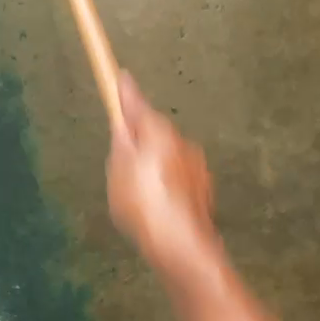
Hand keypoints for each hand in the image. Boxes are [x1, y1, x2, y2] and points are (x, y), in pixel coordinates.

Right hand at [108, 72, 219, 276]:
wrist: (180, 245)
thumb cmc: (142, 203)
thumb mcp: (119, 168)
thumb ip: (121, 139)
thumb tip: (124, 118)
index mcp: (159, 132)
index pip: (137, 104)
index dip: (125, 92)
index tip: (119, 76)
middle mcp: (182, 141)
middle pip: (153, 132)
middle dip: (137, 140)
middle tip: (117, 161)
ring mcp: (196, 166)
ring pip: (166, 156)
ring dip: (152, 164)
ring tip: (134, 193)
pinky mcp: (202, 189)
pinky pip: (176, 177)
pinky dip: (164, 183)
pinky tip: (154, 205)